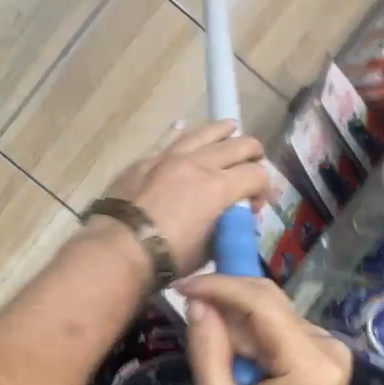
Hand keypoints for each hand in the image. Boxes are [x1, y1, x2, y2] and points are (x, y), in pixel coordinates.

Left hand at [93, 121, 273, 273]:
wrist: (117, 247)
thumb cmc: (167, 256)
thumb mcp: (208, 248)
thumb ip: (224, 228)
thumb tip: (229, 220)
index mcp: (218, 187)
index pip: (256, 175)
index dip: (266, 187)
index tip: (261, 200)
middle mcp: (197, 164)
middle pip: (237, 145)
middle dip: (252, 153)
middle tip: (254, 161)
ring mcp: (167, 158)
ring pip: (202, 133)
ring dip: (221, 132)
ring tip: (230, 129)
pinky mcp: (144, 161)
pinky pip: (167, 140)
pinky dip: (180, 134)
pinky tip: (183, 128)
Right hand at [177, 275, 351, 384]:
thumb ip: (207, 354)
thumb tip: (196, 303)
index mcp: (310, 367)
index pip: (263, 305)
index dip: (220, 287)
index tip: (181, 286)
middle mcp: (328, 348)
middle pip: (268, 298)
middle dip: (223, 294)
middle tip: (185, 300)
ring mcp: (327, 345)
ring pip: (268, 306)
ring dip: (232, 313)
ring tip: (207, 336)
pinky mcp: (319, 346)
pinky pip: (273, 318)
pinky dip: (245, 324)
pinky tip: (230, 345)